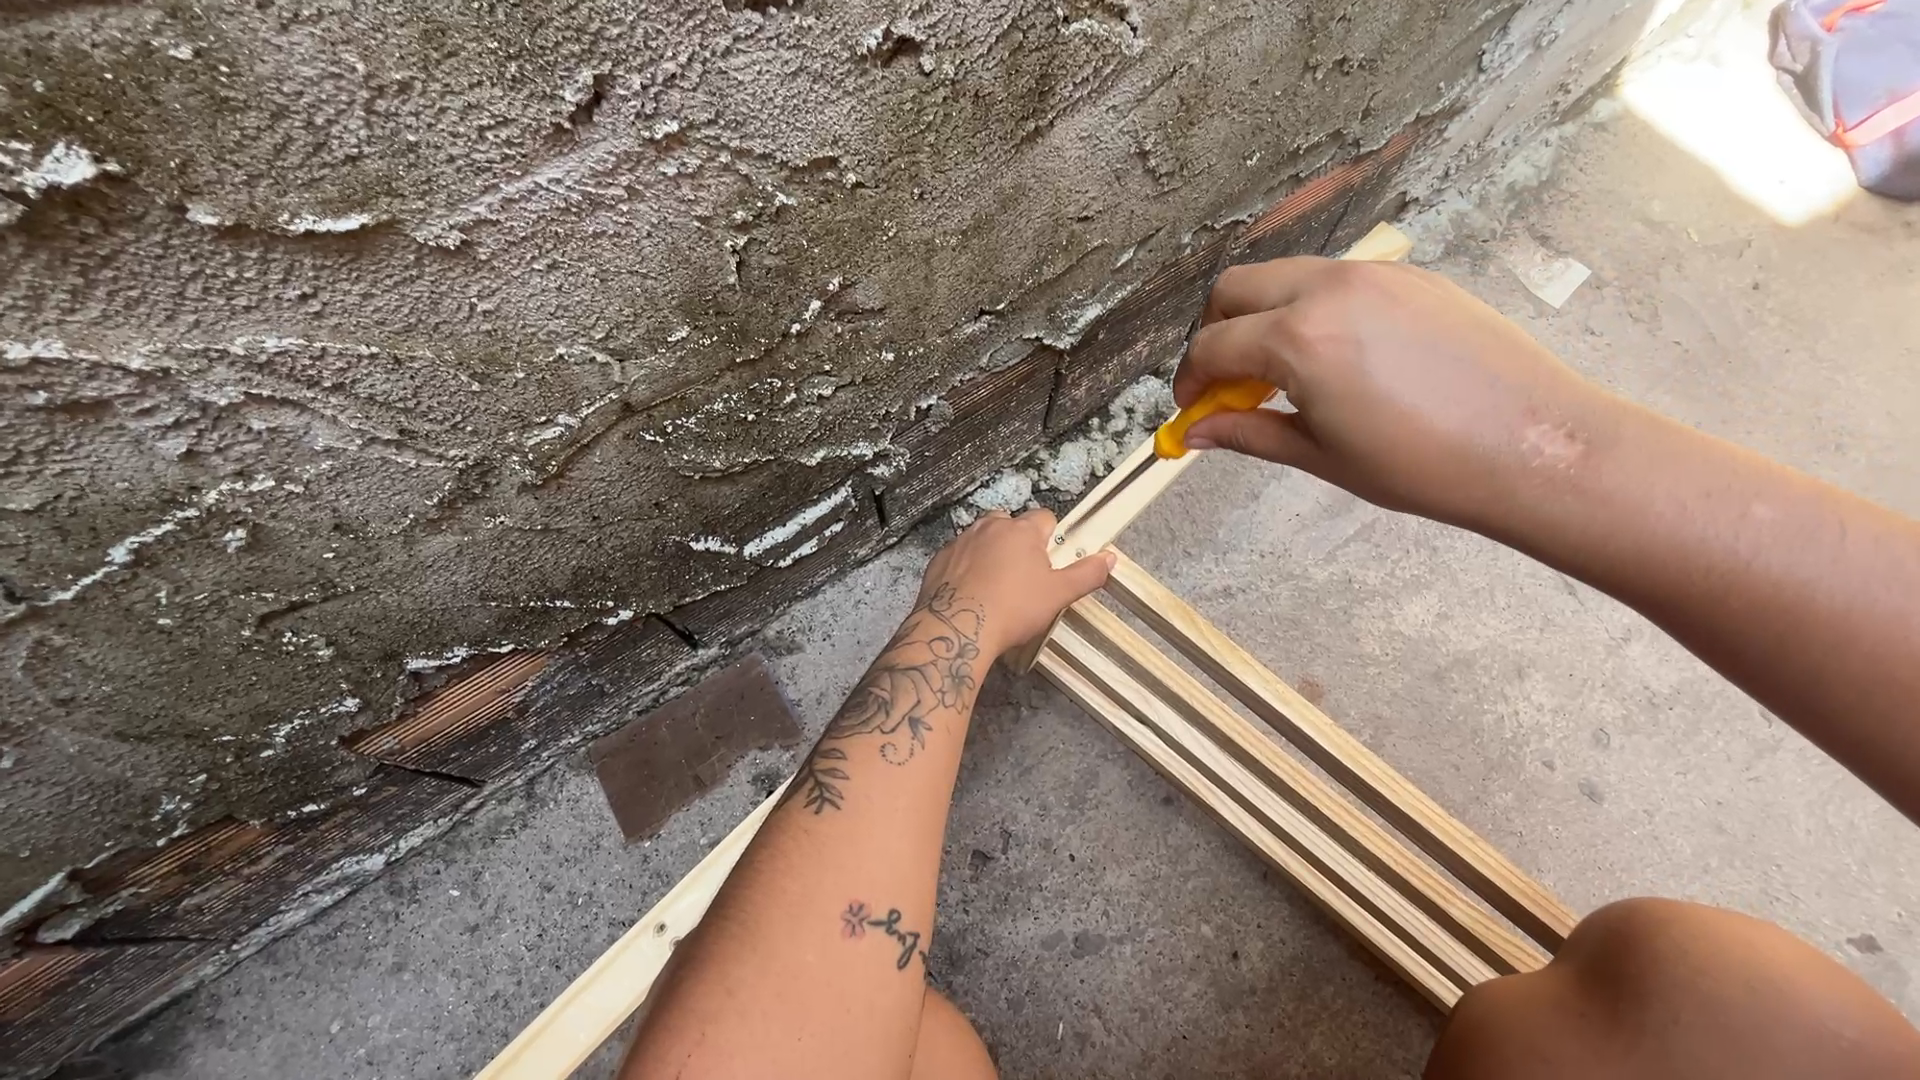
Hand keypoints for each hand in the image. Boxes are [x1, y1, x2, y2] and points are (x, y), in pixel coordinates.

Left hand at [915, 509, 1113, 658]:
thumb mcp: (1058, 595)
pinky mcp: (938, 560)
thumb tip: (1109, 558)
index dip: (1052, 539)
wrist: (956, 629)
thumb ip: (1086, 574)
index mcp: (1021, 531)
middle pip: (1010, 524)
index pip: (1045, 518)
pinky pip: (959, 556)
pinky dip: (966, 568)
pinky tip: (971, 593)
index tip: (1051, 562)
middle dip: (1018, 543)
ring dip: (991, 553)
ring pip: (982, 538)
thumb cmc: (1012, 609)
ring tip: (996, 587)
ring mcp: (960, 541)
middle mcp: (989, 527)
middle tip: (1024, 577)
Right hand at [1176, 256, 1617, 531]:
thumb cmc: (1422, 464)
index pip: (1211, 346)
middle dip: (1212, 331)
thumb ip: (1246, 433)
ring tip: (1278, 372)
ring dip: (1259, 315)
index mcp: (1298, 338)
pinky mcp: (1409, 276)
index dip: (1189, 381)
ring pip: (1283, 275)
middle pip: (1233, 288)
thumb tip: (1194, 435)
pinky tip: (1331, 356)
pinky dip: (1307, 308)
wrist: (1534, 444)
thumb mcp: (1318, 455)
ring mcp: (1373, 274)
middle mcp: (1328, 289)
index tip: (1191, 410)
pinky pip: (1333, 278)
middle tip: (1225, 381)